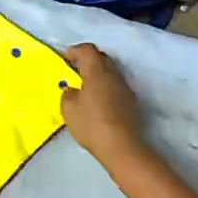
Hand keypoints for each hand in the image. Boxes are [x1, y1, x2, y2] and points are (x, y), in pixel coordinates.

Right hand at [62, 43, 146, 161]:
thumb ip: (68, 94)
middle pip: (102, 57)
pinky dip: (105, 85)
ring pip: (111, 71)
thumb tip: (71, 89)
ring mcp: (125, 87)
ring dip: (98, 73)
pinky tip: (98, 100)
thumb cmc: (91, 125)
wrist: (121, 146)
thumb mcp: (69, 110)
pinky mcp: (131, 101)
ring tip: (86, 86)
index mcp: (97, 73)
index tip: (66, 58)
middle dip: (87, 59)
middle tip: (75, 70)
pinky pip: (116, 85)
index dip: (76, 50)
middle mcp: (113, 75)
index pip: (88, 50)